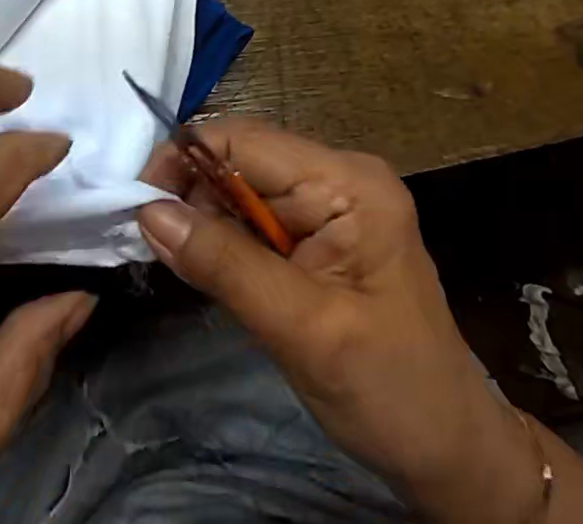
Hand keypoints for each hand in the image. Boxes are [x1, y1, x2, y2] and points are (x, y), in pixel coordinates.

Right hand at [136, 122, 582, 523]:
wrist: (445, 441)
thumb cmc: (389, 387)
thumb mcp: (302, 329)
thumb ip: (225, 264)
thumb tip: (148, 212)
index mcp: (349, 183)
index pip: (248, 141)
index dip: (186, 158)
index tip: (137, 204)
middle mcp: (340, 177)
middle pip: (243, 159)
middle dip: (193, 195)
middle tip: (153, 246)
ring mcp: (333, 205)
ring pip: (244, 190)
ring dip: (206, 221)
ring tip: (182, 266)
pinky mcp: (322, 235)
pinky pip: (259, 220)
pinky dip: (227, 241)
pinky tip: (212, 270)